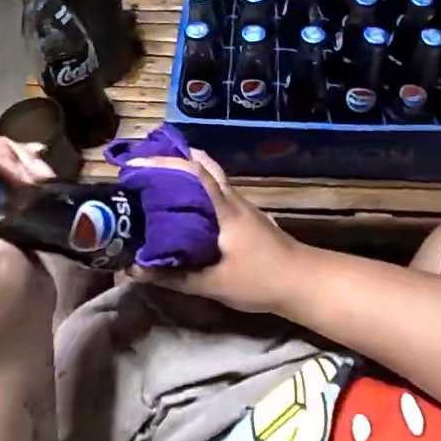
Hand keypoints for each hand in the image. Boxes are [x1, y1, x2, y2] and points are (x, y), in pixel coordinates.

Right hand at [126, 149, 308, 313]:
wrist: (304, 282)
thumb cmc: (260, 280)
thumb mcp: (214, 284)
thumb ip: (175, 276)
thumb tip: (136, 269)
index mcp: (225, 209)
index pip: (195, 172)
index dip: (165, 163)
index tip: (137, 164)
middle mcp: (234, 200)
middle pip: (205, 165)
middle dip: (175, 157)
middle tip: (145, 162)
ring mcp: (243, 207)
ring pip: (212, 177)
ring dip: (186, 172)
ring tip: (157, 181)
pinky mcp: (246, 217)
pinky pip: (218, 192)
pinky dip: (197, 189)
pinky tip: (184, 206)